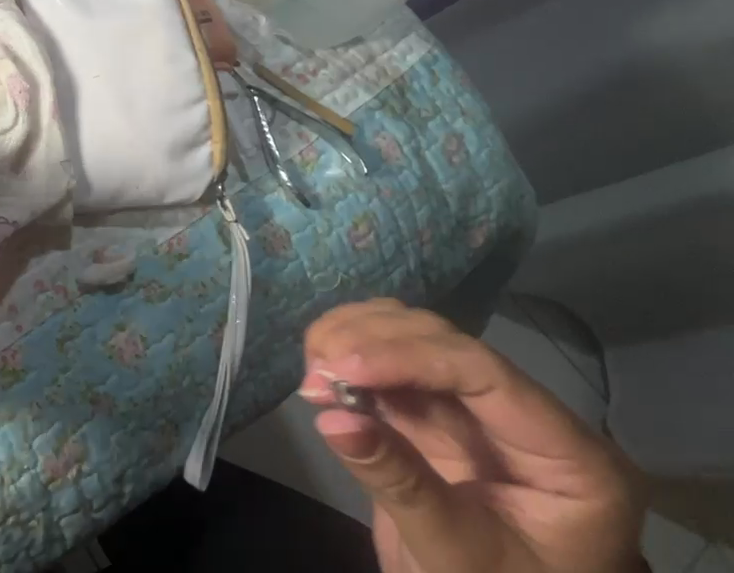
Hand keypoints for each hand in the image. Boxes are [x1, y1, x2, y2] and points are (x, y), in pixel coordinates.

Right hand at [301, 300, 645, 572]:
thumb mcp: (455, 553)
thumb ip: (400, 484)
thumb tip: (330, 417)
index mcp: (571, 457)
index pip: (484, 374)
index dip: (406, 356)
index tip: (337, 368)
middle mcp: (528, 416)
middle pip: (444, 342)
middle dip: (371, 343)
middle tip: (315, 374)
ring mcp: (478, 408)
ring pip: (412, 335)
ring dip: (353, 338)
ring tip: (315, 374)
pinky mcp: (434, 408)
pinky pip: (390, 358)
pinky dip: (349, 353)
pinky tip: (323, 374)